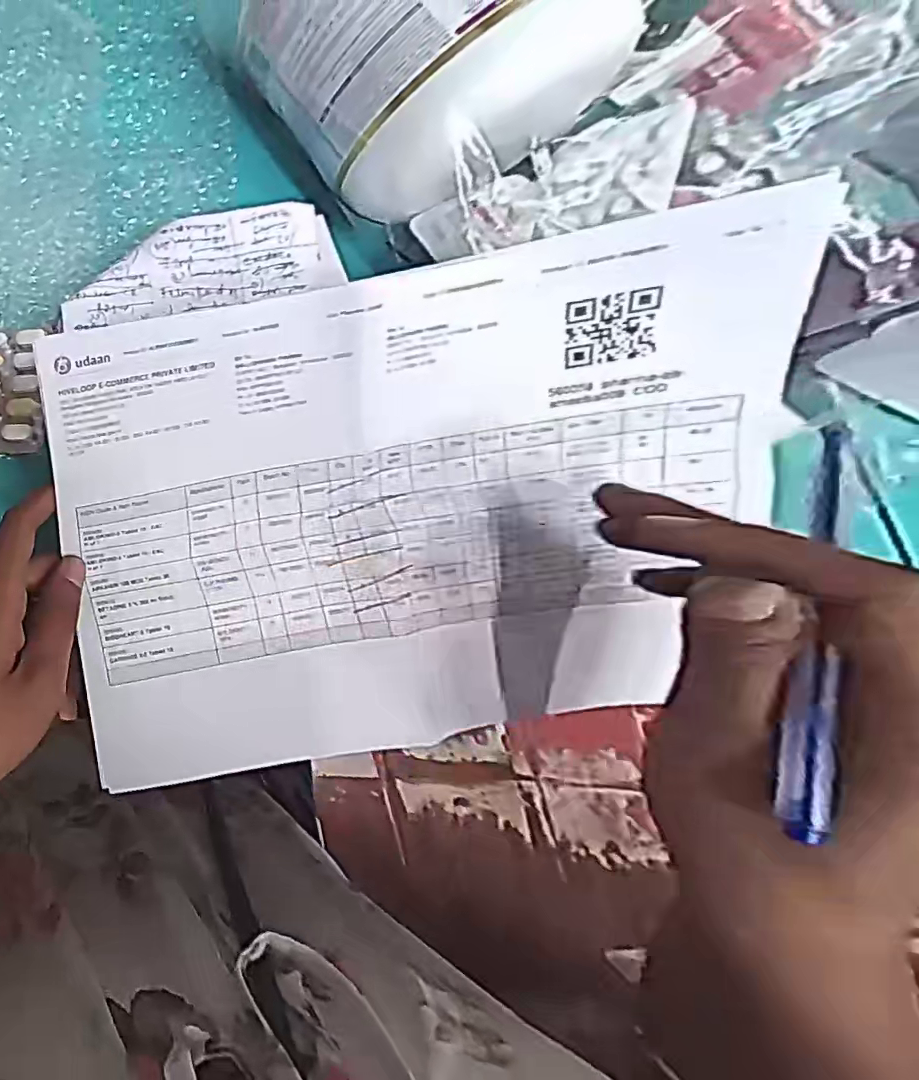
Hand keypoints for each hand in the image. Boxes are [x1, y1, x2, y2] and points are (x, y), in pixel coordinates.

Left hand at [0, 486, 84, 828]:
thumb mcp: (42, 678)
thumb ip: (58, 618)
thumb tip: (74, 566)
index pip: (15, 534)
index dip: (39, 505)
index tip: (68, 488)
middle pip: (27, 571)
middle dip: (66, 582)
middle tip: (114, 597)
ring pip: (23, 602)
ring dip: (54, 621)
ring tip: (90, 660)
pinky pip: (11, 625)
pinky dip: (37, 640)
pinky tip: (62, 681)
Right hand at [595, 484, 918, 1078]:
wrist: (801, 952)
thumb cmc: (751, 878)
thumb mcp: (715, 783)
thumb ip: (732, 684)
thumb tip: (739, 587)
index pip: (862, 594)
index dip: (750, 546)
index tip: (642, 528)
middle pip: (853, 583)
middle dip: (730, 535)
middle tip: (620, 506)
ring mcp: (902, 704)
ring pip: (831, 598)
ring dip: (729, 558)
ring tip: (632, 535)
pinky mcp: (865, 707)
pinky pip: (813, 627)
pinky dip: (740, 596)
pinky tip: (678, 588)